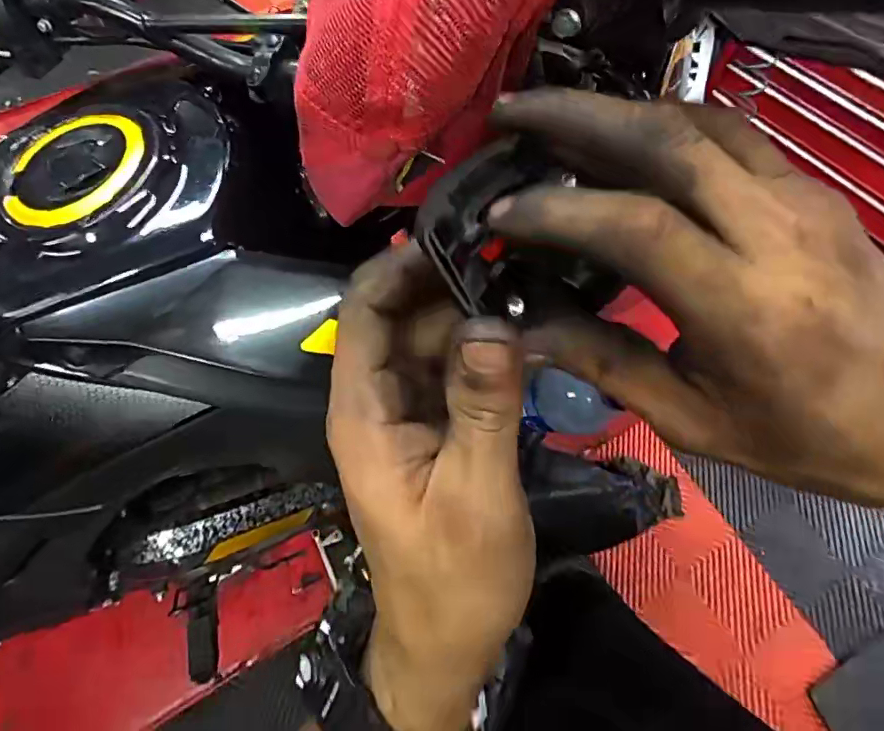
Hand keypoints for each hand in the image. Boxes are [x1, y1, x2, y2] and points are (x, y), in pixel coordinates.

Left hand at [326, 244, 534, 730]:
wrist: (447, 644)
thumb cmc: (453, 578)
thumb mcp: (476, 494)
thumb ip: (482, 406)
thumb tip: (492, 322)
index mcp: (363, 410)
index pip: (364, 312)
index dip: (399, 268)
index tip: (454, 240)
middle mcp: (375, 399)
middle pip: (399, 317)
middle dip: (446, 286)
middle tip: (507, 258)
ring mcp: (403, 409)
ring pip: (427, 338)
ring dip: (467, 314)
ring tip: (519, 285)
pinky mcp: (430, 423)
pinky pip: (448, 367)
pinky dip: (477, 347)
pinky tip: (516, 330)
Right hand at [489, 89, 883, 549]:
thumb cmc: (815, 439)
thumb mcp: (699, 422)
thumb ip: (605, 363)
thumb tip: (523, 324)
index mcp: (748, 307)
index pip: (636, 227)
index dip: (557, 211)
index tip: (501, 212)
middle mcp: (776, 233)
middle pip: (665, 142)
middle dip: (573, 116)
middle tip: (510, 112)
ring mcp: (800, 196)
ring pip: (694, 120)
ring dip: (613, 108)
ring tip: (552, 116)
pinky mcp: (810, 184)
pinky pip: (725, 130)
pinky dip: (659, 121)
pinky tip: (621, 132)